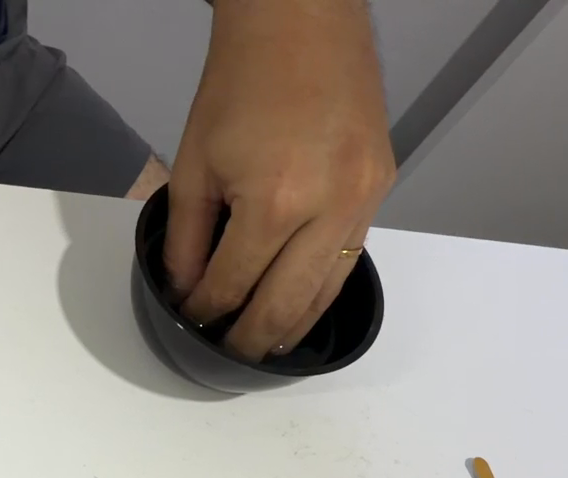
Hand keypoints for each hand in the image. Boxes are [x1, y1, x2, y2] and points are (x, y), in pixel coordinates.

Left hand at [166, 0, 393, 358]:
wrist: (301, 18)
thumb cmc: (237, 87)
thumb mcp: (193, 170)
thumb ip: (187, 244)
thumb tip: (187, 292)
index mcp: (276, 202)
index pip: (231, 287)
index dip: (204, 312)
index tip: (190, 321)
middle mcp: (331, 208)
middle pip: (284, 305)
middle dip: (248, 339)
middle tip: (225, 354)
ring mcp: (365, 198)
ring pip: (325, 292)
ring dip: (290, 328)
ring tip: (261, 348)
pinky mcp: (381, 187)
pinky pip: (350, 260)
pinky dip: (320, 293)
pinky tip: (297, 309)